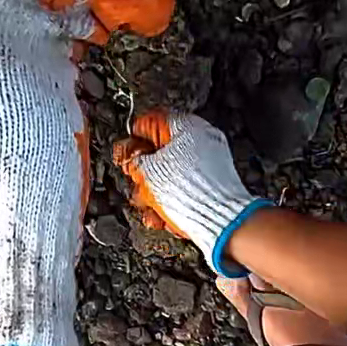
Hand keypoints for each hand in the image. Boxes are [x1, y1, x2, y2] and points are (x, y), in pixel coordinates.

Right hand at [113, 111, 271, 277]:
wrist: (222, 222)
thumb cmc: (191, 191)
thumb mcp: (148, 171)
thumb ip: (132, 159)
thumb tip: (126, 153)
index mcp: (186, 126)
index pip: (150, 124)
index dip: (132, 142)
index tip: (124, 156)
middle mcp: (201, 142)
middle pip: (159, 155)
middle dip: (143, 176)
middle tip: (139, 185)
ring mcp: (208, 167)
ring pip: (169, 179)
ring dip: (153, 196)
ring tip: (151, 208)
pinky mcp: (211, 191)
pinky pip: (183, 194)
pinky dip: (170, 206)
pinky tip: (163, 218)